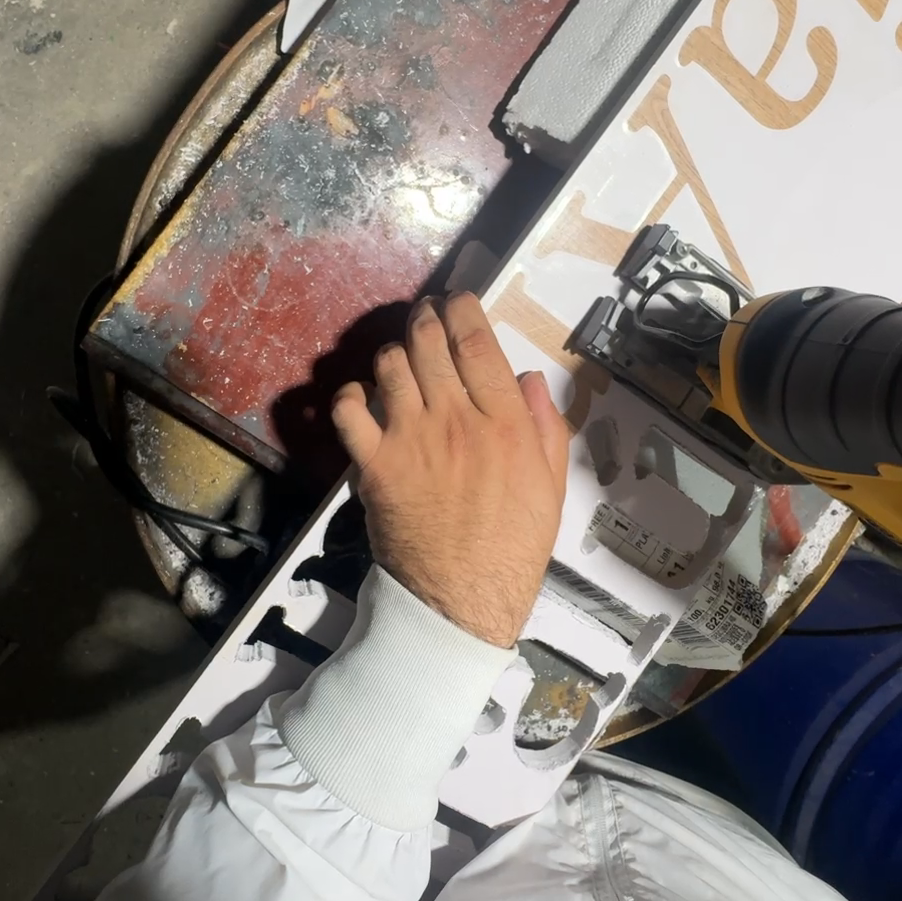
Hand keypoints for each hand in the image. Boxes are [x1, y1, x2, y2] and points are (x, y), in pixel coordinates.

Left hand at [330, 292, 570, 647]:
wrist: (461, 601)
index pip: (478, 345)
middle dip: (425, 316)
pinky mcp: (374, 466)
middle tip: (426, 314)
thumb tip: (528, 377)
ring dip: (395, 352)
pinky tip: (362, 398)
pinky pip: (350, 412)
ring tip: (402, 358)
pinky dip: (351, 395)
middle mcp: (456, 421)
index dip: (464, 310)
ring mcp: (411, 441)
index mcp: (505, 425)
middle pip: (431, 344)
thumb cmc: (513, 547)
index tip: (459, 299)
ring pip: (391, 367)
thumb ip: (546, 427)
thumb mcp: (551, 488)